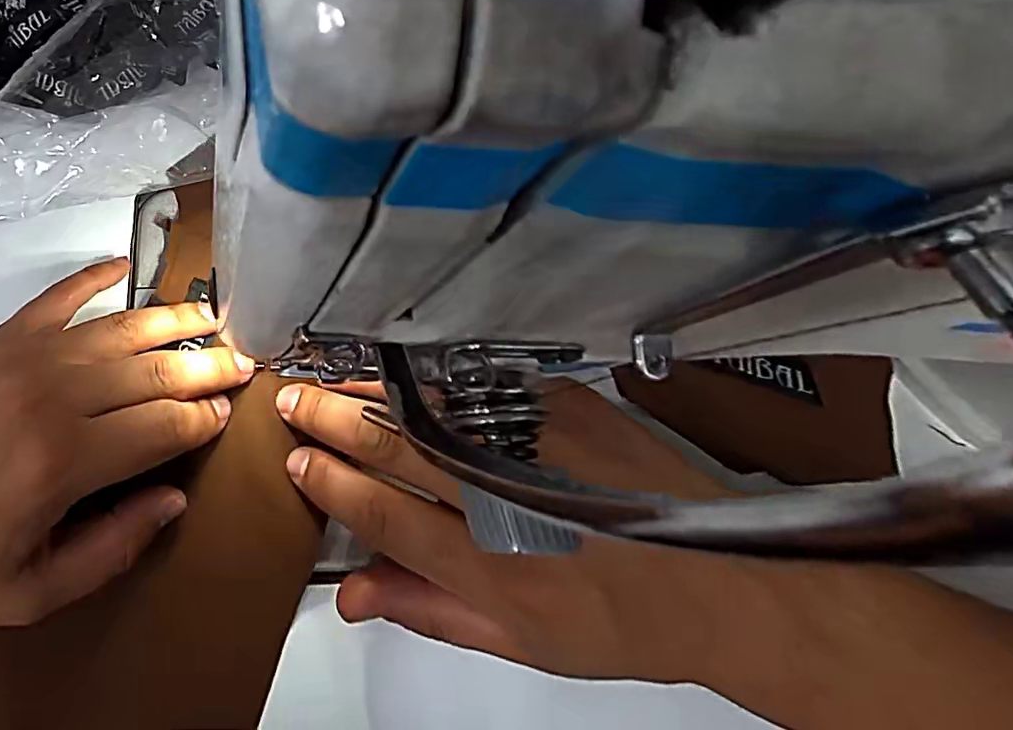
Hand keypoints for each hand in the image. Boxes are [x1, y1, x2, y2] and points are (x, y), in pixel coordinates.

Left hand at [0, 258, 250, 675]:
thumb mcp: (29, 592)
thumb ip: (112, 548)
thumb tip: (174, 498)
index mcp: (66, 463)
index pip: (163, 427)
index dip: (205, 417)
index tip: (232, 409)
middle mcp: (55, 396)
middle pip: (153, 370)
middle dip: (206, 364)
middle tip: (243, 358)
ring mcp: (26, 356)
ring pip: (120, 328)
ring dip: (171, 319)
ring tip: (210, 316)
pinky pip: (59, 296)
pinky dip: (94, 276)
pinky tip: (123, 265)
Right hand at [275, 379, 818, 687]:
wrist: (722, 576)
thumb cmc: (619, 622)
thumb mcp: (520, 641)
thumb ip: (428, 608)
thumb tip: (354, 595)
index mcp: (491, 565)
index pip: (384, 512)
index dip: (331, 485)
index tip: (298, 462)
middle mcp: (506, 496)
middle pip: (394, 448)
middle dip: (331, 421)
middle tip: (289, 403)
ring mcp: (534, 440)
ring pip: (425, 408)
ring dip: (366, 393)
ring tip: (325, 383)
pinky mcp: (559, 401)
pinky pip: (475, 385)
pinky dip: (426, 379)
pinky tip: (394, 371)